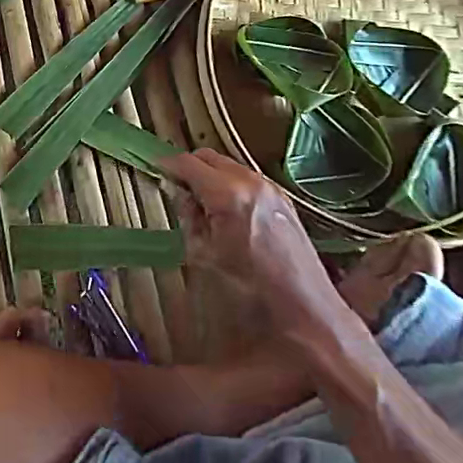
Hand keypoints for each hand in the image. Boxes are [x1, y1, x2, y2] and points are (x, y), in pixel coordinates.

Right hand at [158, 149, 346, 331]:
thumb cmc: (252, 287)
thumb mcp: (206, 255)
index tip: (156, 168)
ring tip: (203, 203)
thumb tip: (184, 198)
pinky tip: (228, 209)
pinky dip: (230, 183)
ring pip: (228, 165)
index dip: (168, 164)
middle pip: (209, 156)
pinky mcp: (282, 197)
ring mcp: (269, 187)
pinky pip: (247, 177)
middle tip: (177, 187)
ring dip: (211, 174)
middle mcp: (249, 181)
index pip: (188, 164)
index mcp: (227, 193)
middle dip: (189, 167)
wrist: (306, 306)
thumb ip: (190, 219)